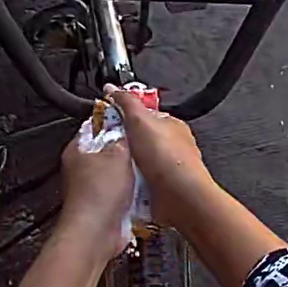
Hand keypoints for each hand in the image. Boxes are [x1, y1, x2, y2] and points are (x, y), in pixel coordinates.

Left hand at [57, 131, 133, 258]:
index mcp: (77, 150)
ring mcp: (93, 191)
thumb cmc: (98, 193)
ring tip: (144, 174)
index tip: (133, 123)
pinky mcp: (104, 209)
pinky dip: (134, 197)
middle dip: (128, 154)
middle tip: (143, 151)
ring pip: (119, 176)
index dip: (115, 123)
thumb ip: (122, 138)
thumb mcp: (117, 153)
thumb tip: (125, 129)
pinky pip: (124, 196)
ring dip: (133, 177)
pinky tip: (142, 196)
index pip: (95, 127)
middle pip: (109, 153)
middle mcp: (82, 170)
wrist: (98, 232)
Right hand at [109, 89, 217, 227]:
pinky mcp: (159, 191)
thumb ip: (126, 102)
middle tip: (109, 146)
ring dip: (125, 167)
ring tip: (117, 167)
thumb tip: (113, 88)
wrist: (180, 197)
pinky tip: (126, 184)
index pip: (144, 114)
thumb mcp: (140, 120)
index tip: (108, 119)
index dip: (124, 115)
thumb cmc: (169, 159)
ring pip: (136, 165)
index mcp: (171, 126)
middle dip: (122, 145)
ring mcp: (165, 171)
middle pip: (138, 141)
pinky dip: (130, 185)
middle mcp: (170, 148)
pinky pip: (138, 184)